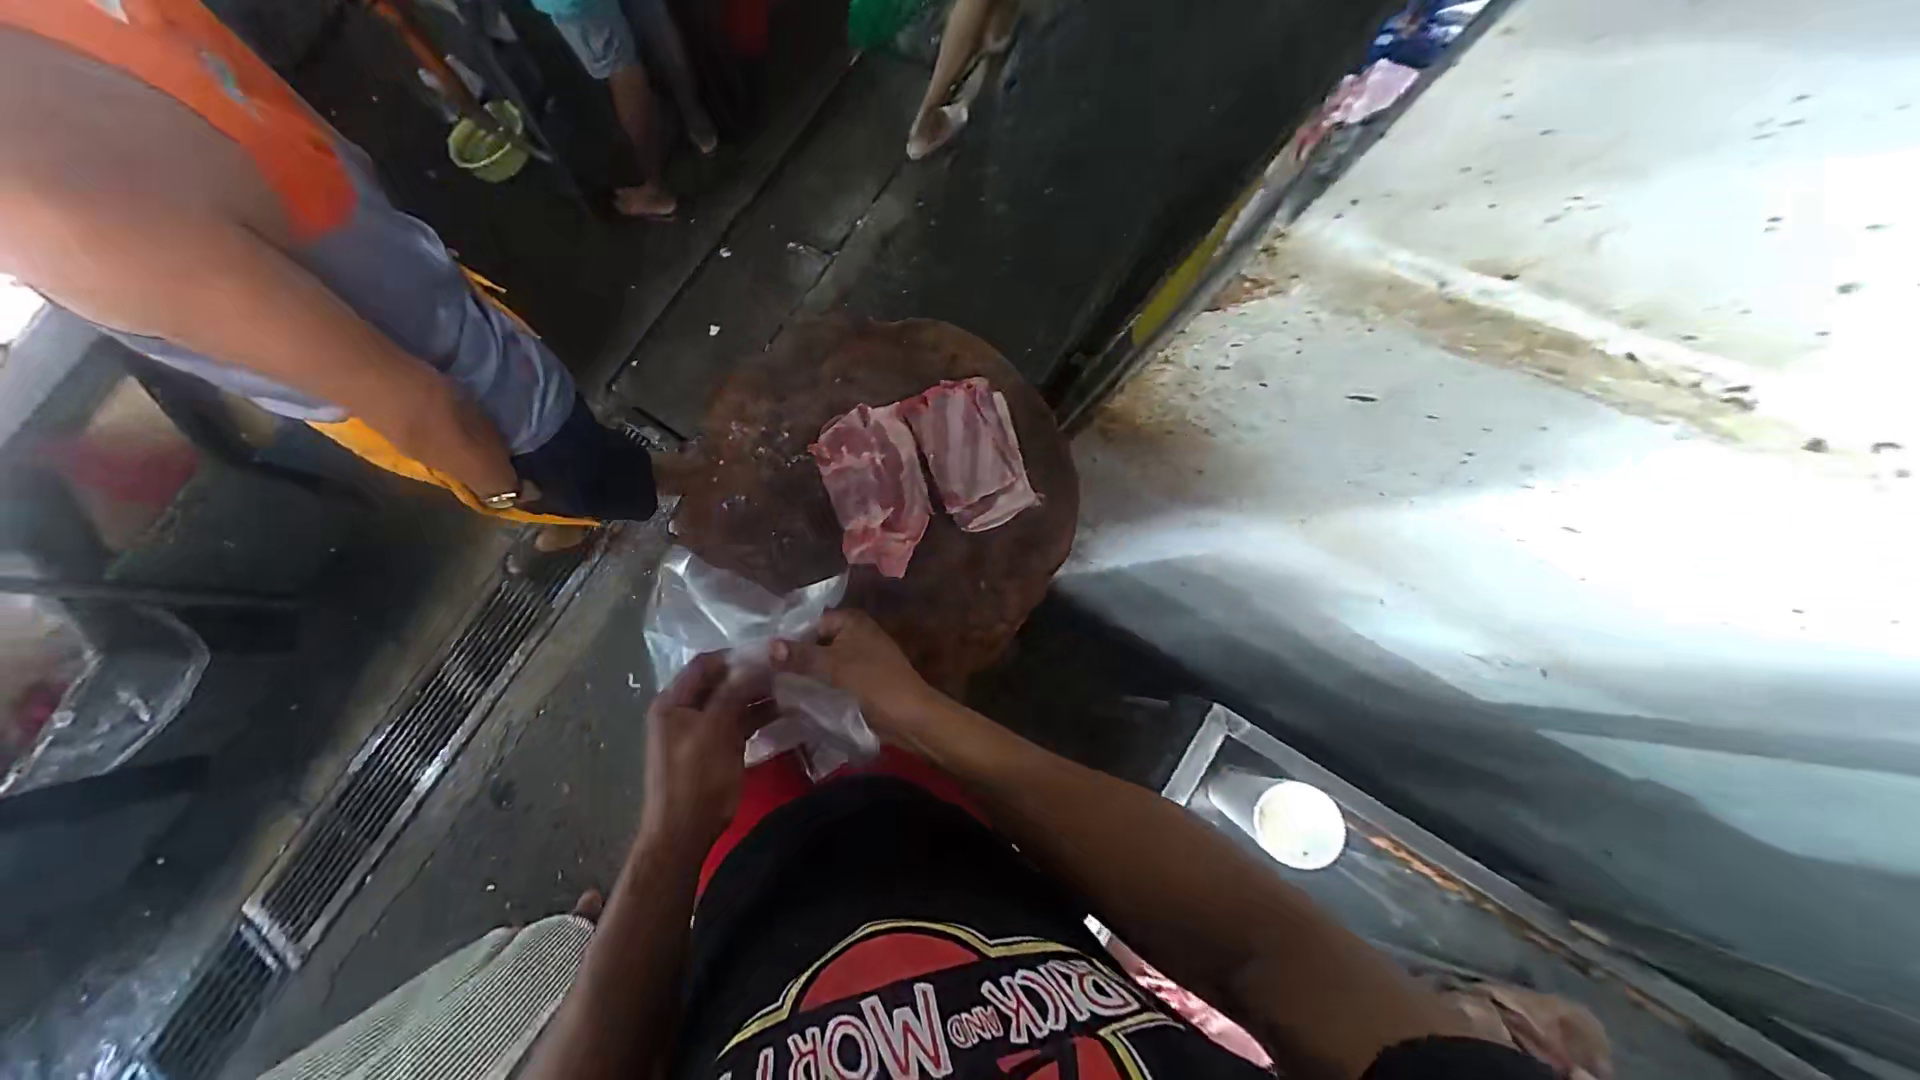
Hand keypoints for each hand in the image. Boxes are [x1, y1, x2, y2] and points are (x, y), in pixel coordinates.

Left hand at [642, 652, 768, 844]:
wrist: (685, 831)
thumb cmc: (695, 778)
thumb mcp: (714, 730)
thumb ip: (732, 693)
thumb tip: (754, 665)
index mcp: (673, 702)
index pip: (705, 664)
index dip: (734, 656)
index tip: (768, 653)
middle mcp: (685, 710)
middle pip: (721, 681)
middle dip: (752, 674)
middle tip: (786, 669)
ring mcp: (701, 729)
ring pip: (733, 701)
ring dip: (759, 694)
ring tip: (792, 687)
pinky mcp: (717, 746)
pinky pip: (739, 721)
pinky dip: (759, 714)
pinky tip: (785, 710)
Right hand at [770, 610, 944, 741]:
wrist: (908, 716)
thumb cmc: (872, 683)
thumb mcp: (831, 667)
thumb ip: (800, 655)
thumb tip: (769, 645)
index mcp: (852, 620)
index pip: (810, 623)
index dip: (788, 638)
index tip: (761, 657)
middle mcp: (856, 632)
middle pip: (816, 642)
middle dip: (794, 658)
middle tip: (762, 674)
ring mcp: (859, 657)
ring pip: (822, 663)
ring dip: (804, 674)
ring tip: (773, 687)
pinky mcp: (860, 679)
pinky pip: (832, 678)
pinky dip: (818, 685)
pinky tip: (794, 698)